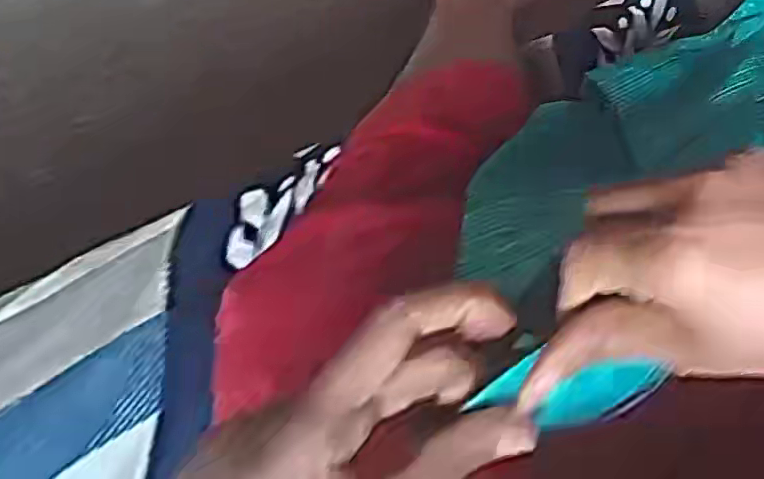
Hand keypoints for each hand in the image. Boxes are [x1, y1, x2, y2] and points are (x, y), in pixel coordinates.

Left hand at [182, 285, 538, 478]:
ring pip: (360, 388)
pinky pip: (330, 417)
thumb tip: (528, 420)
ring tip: (460, 424)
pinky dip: (379, 422)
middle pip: (387, 357)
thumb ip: (453, 461)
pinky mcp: (236, 460)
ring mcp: (248, 437)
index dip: (463, 303)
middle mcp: (274, 411)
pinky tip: (402, 449)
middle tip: (501, 392)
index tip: (512, 323)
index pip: (396, 320)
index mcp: (304, 420)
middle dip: (454, 366)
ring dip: (420, 396)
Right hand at [518, 150, 763, 409]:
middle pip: (599, 208)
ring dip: (638, 220)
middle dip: (595, 248)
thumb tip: (538, 365)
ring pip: (644, 186)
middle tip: (621, 287)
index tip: (588, 318)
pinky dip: (684, 201)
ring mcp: (719, 165)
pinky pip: (692, 173)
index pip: (578, 257)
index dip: (571, 294)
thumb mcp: (686, 348)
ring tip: (673, 258)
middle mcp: (685, 193)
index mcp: (666, 249)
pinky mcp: (746, 155)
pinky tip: (718, 230)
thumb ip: (608, 339)